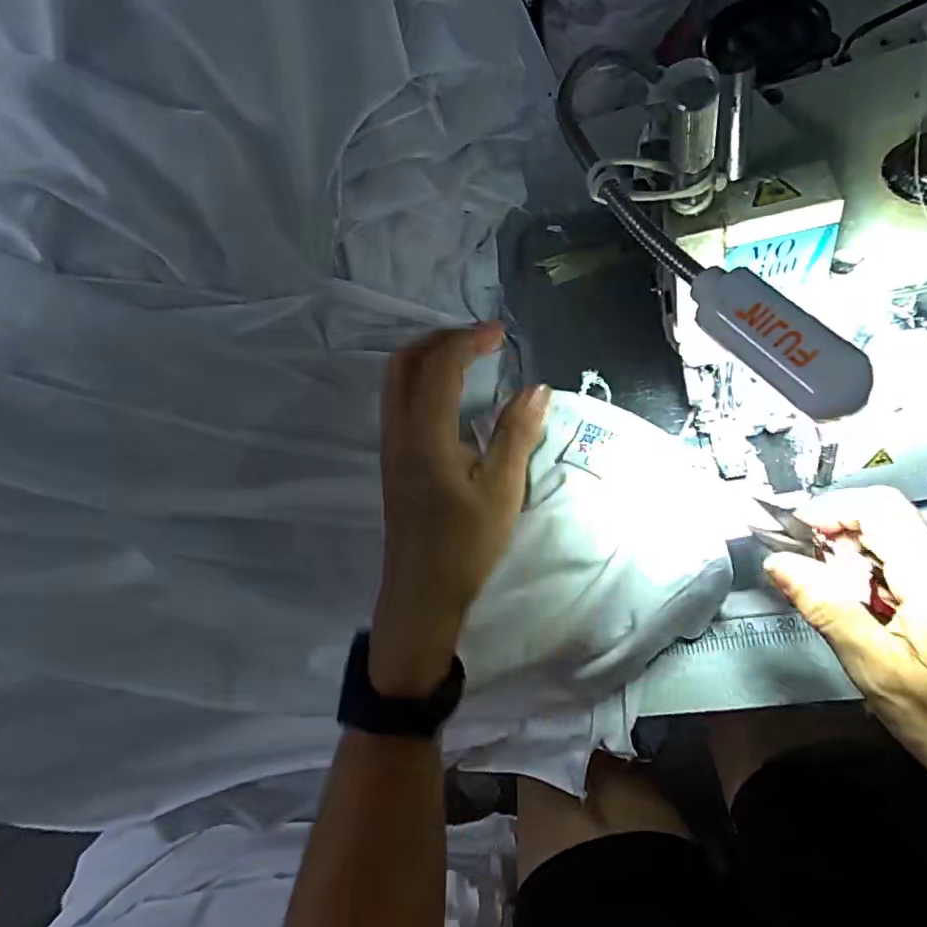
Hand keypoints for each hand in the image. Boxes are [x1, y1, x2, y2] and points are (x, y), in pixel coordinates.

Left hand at [370, 323, 550, 695]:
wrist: (422, 593)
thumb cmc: (466, 545)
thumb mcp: (502, 490)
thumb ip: (517, 433)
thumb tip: (537, 388)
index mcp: (425, 436)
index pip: (439, 367)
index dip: (469, 340)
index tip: (500, 333)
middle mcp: (398, 432)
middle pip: (404, 362)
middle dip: (442, 339)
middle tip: (482, 340)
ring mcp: (390, 445)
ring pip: (396, 380)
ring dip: (429, 357)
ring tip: (471, 357)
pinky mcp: (393, 458)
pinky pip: (399, 399)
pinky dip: (423, 378)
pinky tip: (453, 394)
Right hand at [762, 487, 926, 841]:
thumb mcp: (880, 675)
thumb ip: (827, 609)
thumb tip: (779, 563)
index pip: (878, 507)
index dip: (829, 511)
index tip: (795, 539)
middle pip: (892, 522)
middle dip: (844, 545)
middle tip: (818, 589)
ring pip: (908, 544)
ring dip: (868, 566)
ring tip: (857, 619)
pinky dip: (896, 581)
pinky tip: (891, 625)